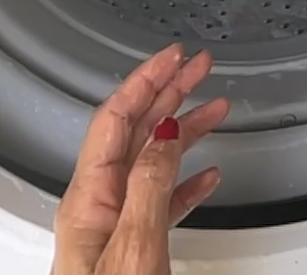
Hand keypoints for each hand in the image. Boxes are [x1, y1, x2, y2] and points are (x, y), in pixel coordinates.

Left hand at [52, 45, 229, 274]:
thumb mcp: (136, 249)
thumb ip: (150, 184)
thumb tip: (164, 129)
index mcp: (89, 200)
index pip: (116, 119)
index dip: (146, 80)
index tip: (175, 55)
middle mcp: (97, 207)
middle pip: (135, 132)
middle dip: (169, 93)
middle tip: (201, 66)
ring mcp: (113, 230)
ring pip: (152, 162)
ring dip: (185, 131)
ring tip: (217, 108)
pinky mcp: (132, 252)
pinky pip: (162, 200)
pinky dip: (188, 180)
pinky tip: (209, 177)